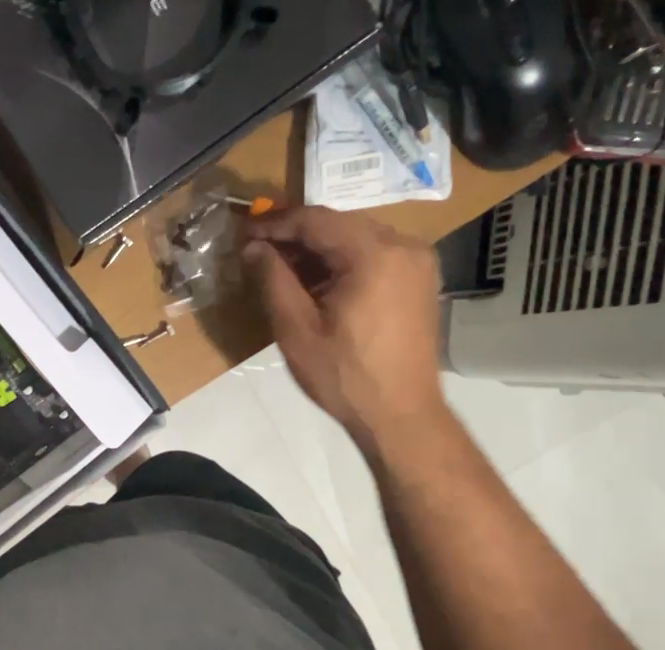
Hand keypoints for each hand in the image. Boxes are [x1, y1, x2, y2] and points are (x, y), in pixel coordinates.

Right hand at [242, 206, 446, 441]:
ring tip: (283, 271)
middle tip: (258, 252)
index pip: (316, 220)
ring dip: (318, 250)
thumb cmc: (344, 376)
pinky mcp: (420, 280)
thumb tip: (253, 248)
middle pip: (340, 224)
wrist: (401, 413)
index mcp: (374, 254)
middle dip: (296, 236)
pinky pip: (375, 255)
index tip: (243, 233)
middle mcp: (404, 246)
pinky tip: (318, 285)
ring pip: (357, 238)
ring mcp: (417, 262)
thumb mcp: (297, 330)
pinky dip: (343, 262)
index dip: (275, 223)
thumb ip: (274, 281)